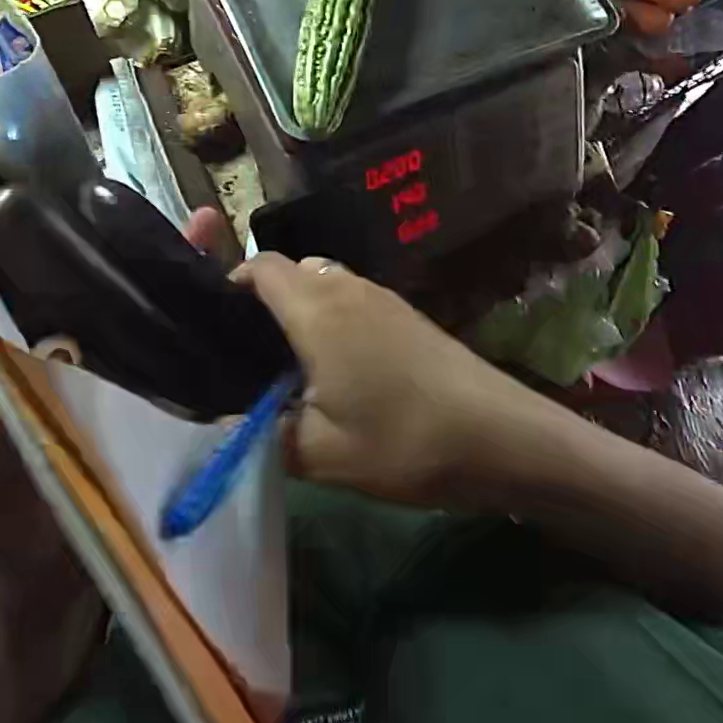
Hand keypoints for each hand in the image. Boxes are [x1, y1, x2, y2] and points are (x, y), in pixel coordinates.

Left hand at [0, 207, 234, 606]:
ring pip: (169, 347)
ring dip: (201, 310)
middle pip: (134, 314)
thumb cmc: (4, 540)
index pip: (77, 304)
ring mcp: (139, 409)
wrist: (49, 612)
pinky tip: (253, 345)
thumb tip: (54, 346)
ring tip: (241, 270)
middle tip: (208, 226)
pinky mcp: (171, 442)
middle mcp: (100, 379)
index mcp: (50, 374)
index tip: (134, 221)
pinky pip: (194, 398)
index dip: (104, 263)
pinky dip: (219, 371)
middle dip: (169, 270)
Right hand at [234, 253, 531, 505]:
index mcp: (316, 310)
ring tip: (297, 362)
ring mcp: (383, 297)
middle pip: (291, 270)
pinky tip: (344, 367)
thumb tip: (244, 420)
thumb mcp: (321, 455)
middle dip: (266, 299)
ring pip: (324, 281)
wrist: (503, 437)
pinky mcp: (407, 313)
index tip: (220, 321)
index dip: (233, 282)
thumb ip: (268, 434)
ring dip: (303, 308)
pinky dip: (334, 316)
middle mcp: (346, 288)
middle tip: (255, 352)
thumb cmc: (404, 440)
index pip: (260, 266)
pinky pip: (353, 297)